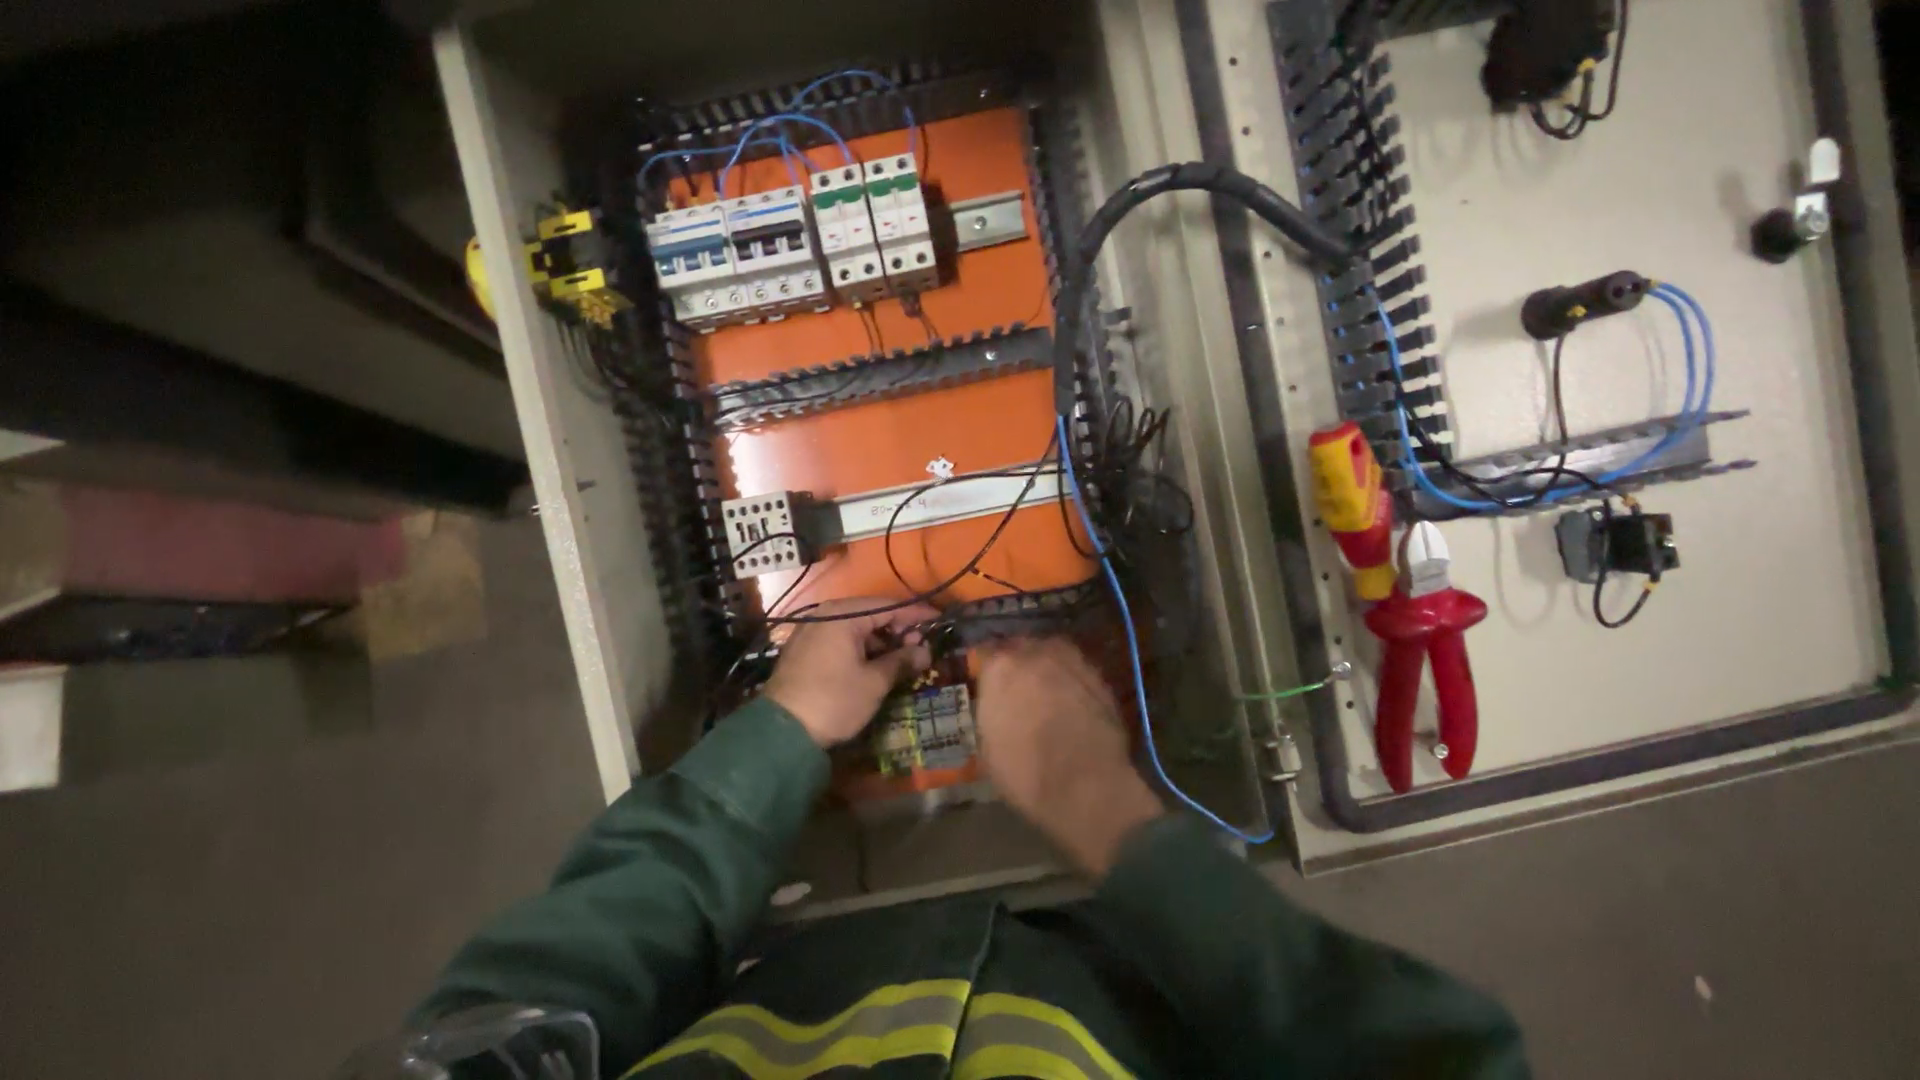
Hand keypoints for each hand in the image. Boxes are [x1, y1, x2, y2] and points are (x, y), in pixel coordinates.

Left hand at [763, 597, 939, 747]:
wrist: (781, 732)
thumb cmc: (834, 701)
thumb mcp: (874, 682)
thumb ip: (902, 661)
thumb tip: (925, 652)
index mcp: (842, 615)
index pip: (889, 606)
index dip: (917, 615)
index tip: (940, 622)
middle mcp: (824, 615)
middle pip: (871, 615)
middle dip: (899, 630)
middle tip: (922, 648)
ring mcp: (810, 632)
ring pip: (855, 629)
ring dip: (880, 642)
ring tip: (902, 660)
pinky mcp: (803, 651)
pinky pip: (839, 640)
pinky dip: (861, 649)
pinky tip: (875, 665)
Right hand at [973, 637, 1163, 876]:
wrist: (1087, 786)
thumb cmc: (1026, 772)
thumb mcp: (988, 747)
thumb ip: (990, 711)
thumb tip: (997, 705)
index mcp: (1000, 667)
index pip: (984, 653)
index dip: (985, 669)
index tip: (985, 683)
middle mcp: (1035, 652)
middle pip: (1019, 646)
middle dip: (1016, 662)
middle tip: (1016, 686)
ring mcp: (1071, 660)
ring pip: (1051, 652)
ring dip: (1045, 666)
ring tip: (1045, 690)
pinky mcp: (1099, 676)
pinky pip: (1076, 669)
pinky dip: (1070, 679)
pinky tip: (1071, 700)